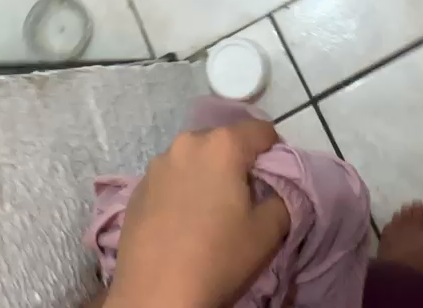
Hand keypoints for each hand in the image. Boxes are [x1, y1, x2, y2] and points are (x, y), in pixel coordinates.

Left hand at [106, 119, 291, 307]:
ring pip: (195, 157)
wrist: (155, 295)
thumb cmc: (217, 258)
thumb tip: (279, 189)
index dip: (274, 152)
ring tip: (209, 210)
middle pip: (225, 141)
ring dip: (207, 173)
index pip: (261, 131)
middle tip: (243, 198)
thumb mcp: (267, 233)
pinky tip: (182, 220)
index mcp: (223, 145)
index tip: (273, 180)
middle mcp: (189, 142)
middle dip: (238, 162)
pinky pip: (171, 176)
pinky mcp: (139, 184)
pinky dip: (182, 188)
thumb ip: (283, 199)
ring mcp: (159, 162)